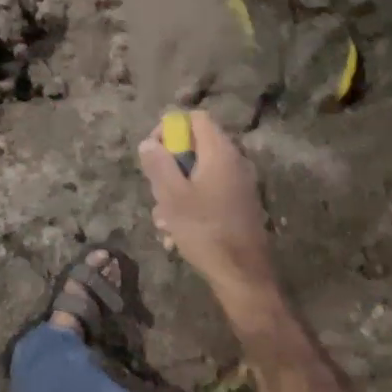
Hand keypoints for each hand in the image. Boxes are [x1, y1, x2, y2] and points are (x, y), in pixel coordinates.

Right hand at [138, 110, 276, 312]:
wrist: (242, 273)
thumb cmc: (205, 230)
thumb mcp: (172, 196)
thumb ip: (159, 164)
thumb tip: (149, 142)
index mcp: (220, 152)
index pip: (195, 119)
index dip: (170, 129)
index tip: (153, 153)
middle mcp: (234, 161)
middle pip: (195, 148)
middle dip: (169, 169)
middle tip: (156, 193)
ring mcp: (239, 184)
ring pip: (198, 175)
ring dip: (176, 194)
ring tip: (164, 222)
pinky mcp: (239, 205)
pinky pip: (209, 194)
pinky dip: (191, 207)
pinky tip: (178, 235)